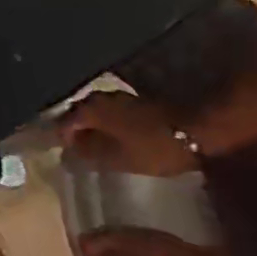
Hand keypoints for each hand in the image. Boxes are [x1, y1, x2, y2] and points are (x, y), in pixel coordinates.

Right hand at [58, 91, 199, 175]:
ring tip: (97, 144)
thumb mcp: (119, 158)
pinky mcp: (132, 101)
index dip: (62, 140)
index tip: (66, 155)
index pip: (62, 124)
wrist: (195, 131)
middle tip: (80, 150)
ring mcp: (115, 97)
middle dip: (76, 131)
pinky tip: (115, 136)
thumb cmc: (153, 147)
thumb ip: (89, 154)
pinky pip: (110, 112)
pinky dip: (107, 124)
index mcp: (88, 110)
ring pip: (94, 113)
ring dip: (92, 127)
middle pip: (77, 115)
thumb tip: (68, 152)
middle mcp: (95, 98)